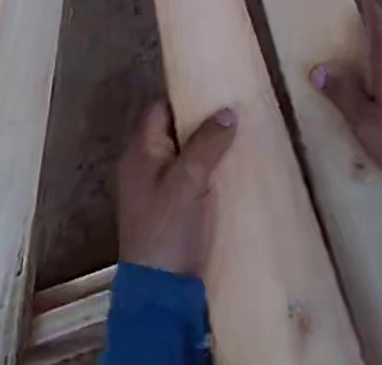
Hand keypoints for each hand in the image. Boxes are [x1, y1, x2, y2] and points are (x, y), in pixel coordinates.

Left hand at [116, 101, 237, 275]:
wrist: (161, 293)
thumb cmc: (166, 230)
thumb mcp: (187, 181)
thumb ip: (206, 143)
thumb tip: (228, 111)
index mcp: (139, 153)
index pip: (160, 110)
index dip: (185, 97)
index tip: (215, 89)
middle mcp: (146, 166)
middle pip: (175, 130)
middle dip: (203, 120)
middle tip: (235, 108)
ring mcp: (159, 188)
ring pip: (187, 153)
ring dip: (210, 145)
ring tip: (241, 133)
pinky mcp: (174, 208)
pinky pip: (194, 175)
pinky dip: (211, 168)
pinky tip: (235, 166)